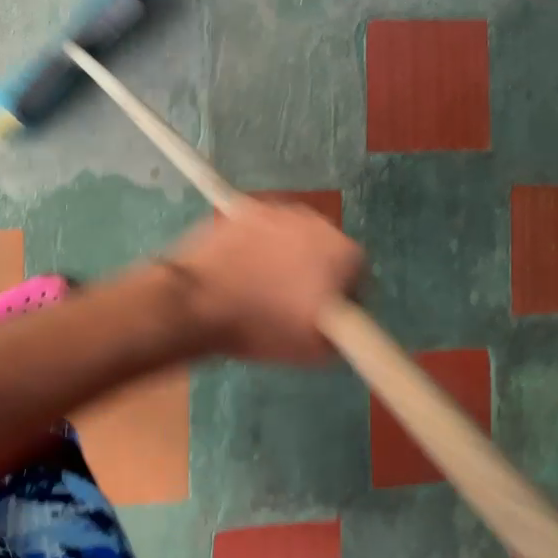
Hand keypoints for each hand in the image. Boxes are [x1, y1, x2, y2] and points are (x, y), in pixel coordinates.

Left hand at [169, 200, 364, 362]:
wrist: (199, 299)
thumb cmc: (263, 326)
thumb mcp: (320, 349)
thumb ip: (349, 330)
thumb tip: (345, 321)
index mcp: (344, 251)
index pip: (358, 277)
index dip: (344, 299)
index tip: (323, 318)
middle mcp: (317, 221)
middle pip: (328, 250)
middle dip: (317, 272)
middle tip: (294, 302)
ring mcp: (278, 209)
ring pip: (296, 238)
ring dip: (289, 256)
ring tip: (265, 286)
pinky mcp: (246, 208)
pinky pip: (265, 230)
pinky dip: (261, 244)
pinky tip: (245, 267)